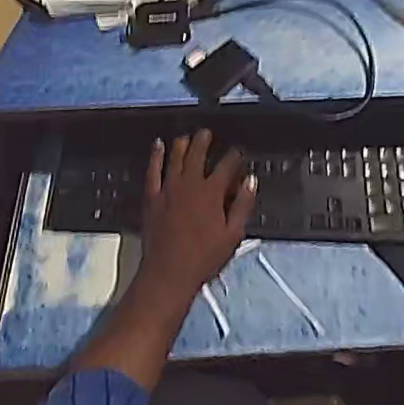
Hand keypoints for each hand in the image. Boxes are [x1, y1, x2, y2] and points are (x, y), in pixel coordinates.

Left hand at [135, 130, 257, 303]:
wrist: (170, 271)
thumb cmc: (204, 257)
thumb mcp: (233, 234)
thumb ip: (243, 205)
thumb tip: (251, 181)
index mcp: (212, 193)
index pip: (226, 166)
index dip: (233, 157)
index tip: (237, 152)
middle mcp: (190, 184)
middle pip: (198, 155)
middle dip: (204, 141)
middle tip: (207, 133)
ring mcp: (168, 188)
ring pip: (176, 158)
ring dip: (182, 144)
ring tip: (187, 136)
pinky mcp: (152, 196)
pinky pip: (153, 170)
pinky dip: (156, 156)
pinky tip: (157, 145)